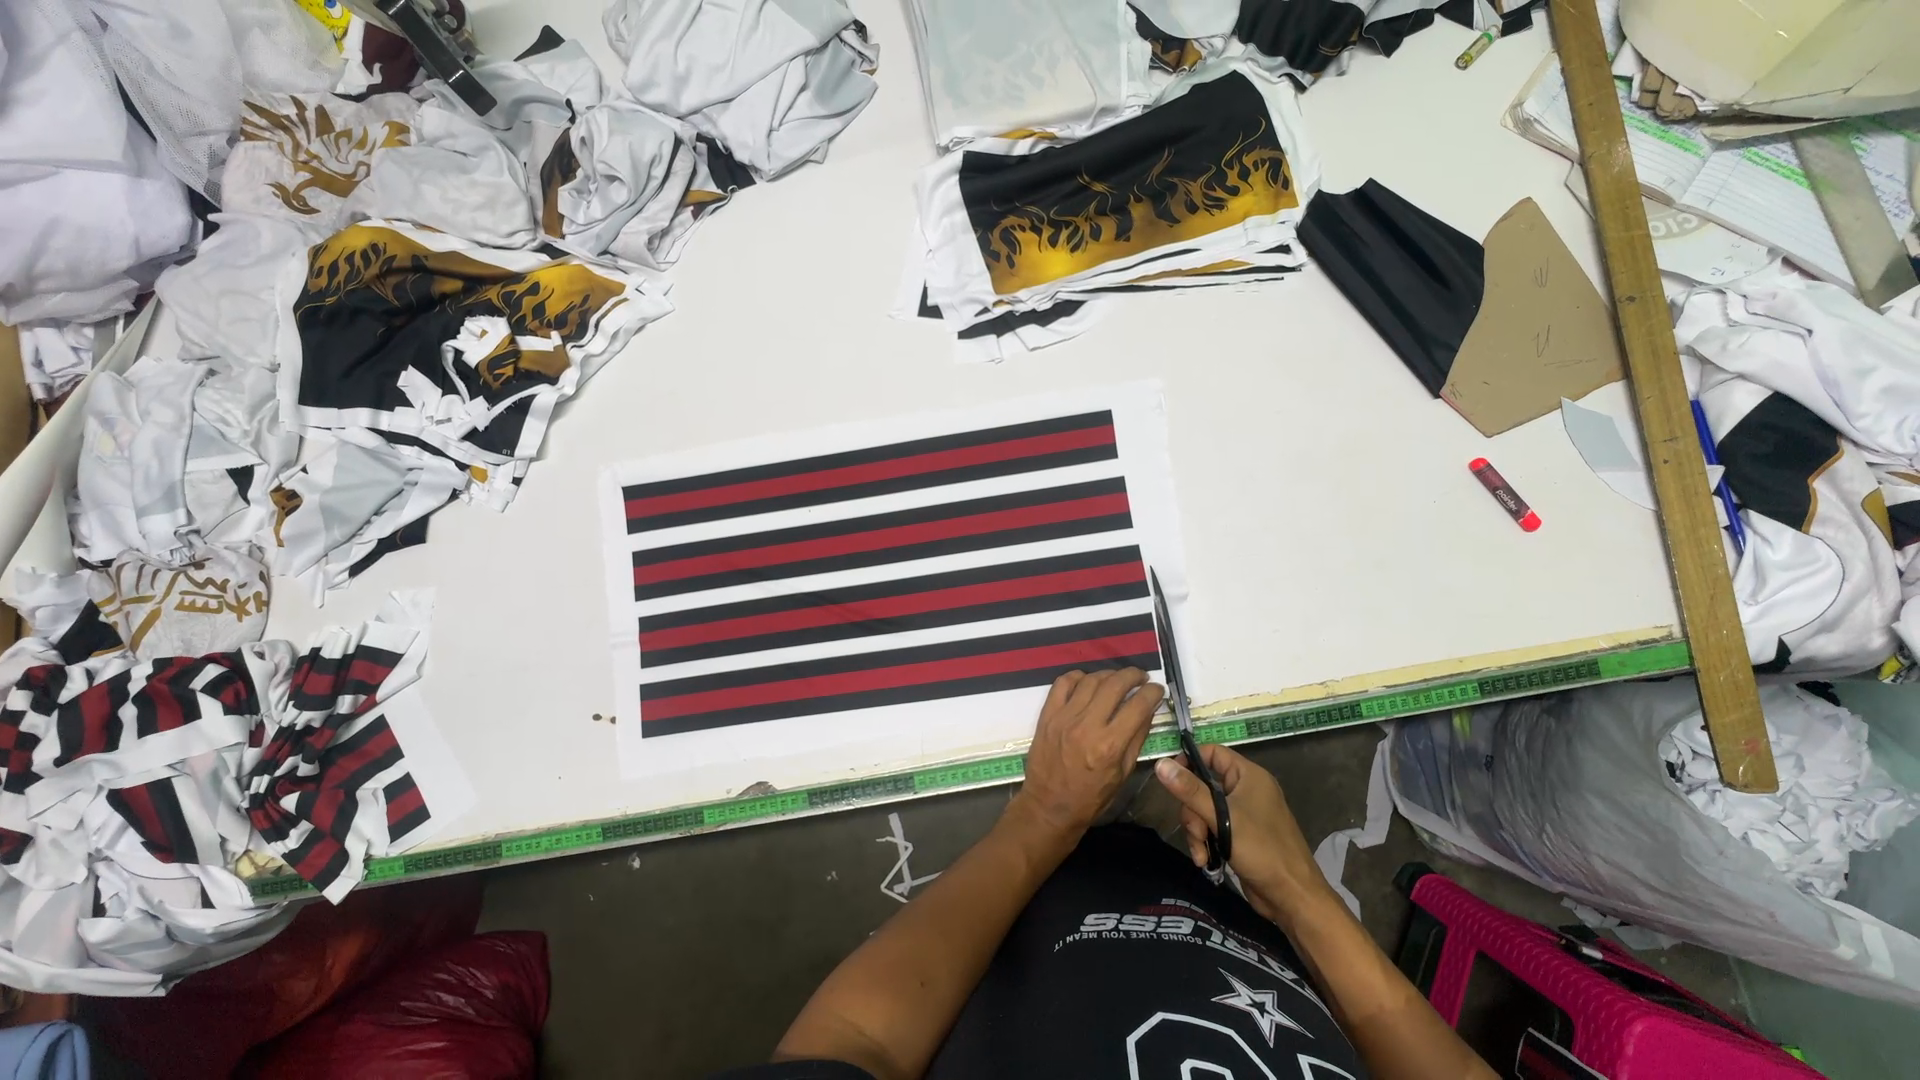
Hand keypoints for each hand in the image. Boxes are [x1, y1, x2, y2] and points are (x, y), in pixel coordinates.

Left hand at [1012, 669, 1164, 838]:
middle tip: (1141, 677)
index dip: (1153, 692)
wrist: (1049, 806)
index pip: (1138, 705)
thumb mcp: (1123, 774)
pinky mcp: (1047, 715)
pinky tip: (1087, 681)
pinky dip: (1077, 676)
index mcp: (1110, 745)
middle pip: (1114, 684)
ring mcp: (1064, 718)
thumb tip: (1148, 710)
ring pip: (1090, 680)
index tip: (1157, 689)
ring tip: (1117, 679)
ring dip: (1108, 674)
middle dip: (1133, 675)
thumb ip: (1137, 738)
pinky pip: (1062, 683)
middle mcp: (1087, 726)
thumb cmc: (1091, 797)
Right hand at [1155, 743, 1338, 926]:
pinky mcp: (1240, 836)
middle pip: (1203, 786)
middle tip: (1198, 832)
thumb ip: (1190, 791)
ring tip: (1202, 853)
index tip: (1170, 780)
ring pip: (1204, 810)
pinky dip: (1206, 842)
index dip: (1189, 761)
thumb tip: (1160, 764)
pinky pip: (1213, 828)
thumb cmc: (1262, 850)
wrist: (1292, 896)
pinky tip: (1206, 860)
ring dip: (1197, 832)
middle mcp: (1246, 791)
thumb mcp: (1222, 818)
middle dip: (1193, 812)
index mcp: (1249, 776)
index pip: (1212, 753)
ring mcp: (1244, 814)